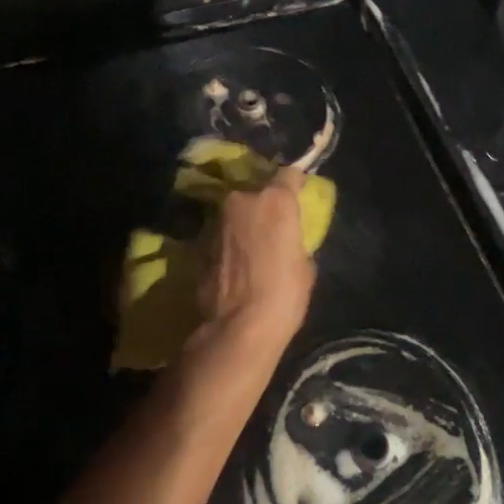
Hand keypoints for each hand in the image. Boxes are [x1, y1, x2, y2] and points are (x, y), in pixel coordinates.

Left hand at [197, 167, 314, 343]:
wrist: (237, 328)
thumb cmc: (283, 296)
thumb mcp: (304, 266)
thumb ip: (295, 241)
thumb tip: (287, 241)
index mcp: (276, 201)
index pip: (289, 175)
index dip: (295, 183)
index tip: (298, 191)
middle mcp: (243, 200)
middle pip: (258, 193)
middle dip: (264, 205)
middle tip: (272, 226)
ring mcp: (217, 219)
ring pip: (236, 213)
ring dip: (244, 223)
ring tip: (252, 247)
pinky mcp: (199, 240)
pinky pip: (221, 234)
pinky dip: (228, 242)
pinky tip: (234, 263)